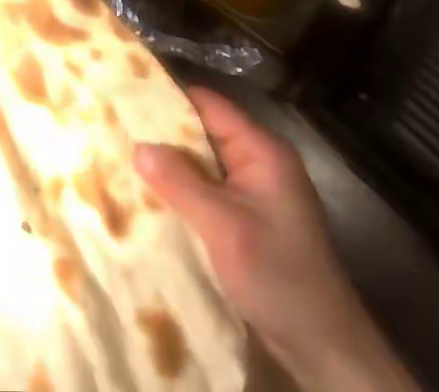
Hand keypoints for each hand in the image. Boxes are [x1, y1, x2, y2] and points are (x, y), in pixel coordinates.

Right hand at [136, 89, 419, 391]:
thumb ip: (181, 183)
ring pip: (205, 163)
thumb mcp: (224, 227)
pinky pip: (209, 191)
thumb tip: (138, 146)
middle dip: (164, 133)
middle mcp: (260, 161)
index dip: (171, 96)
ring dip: (171, 165)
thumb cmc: (277, 274)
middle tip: (116, 130)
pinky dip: (183, 190)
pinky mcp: (249, 218)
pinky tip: (150, 198)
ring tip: (122, 159)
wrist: (323, 343)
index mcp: (262, 150)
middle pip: (205, 131)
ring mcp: (256, 191)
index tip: (128, 94)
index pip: (211, 105)